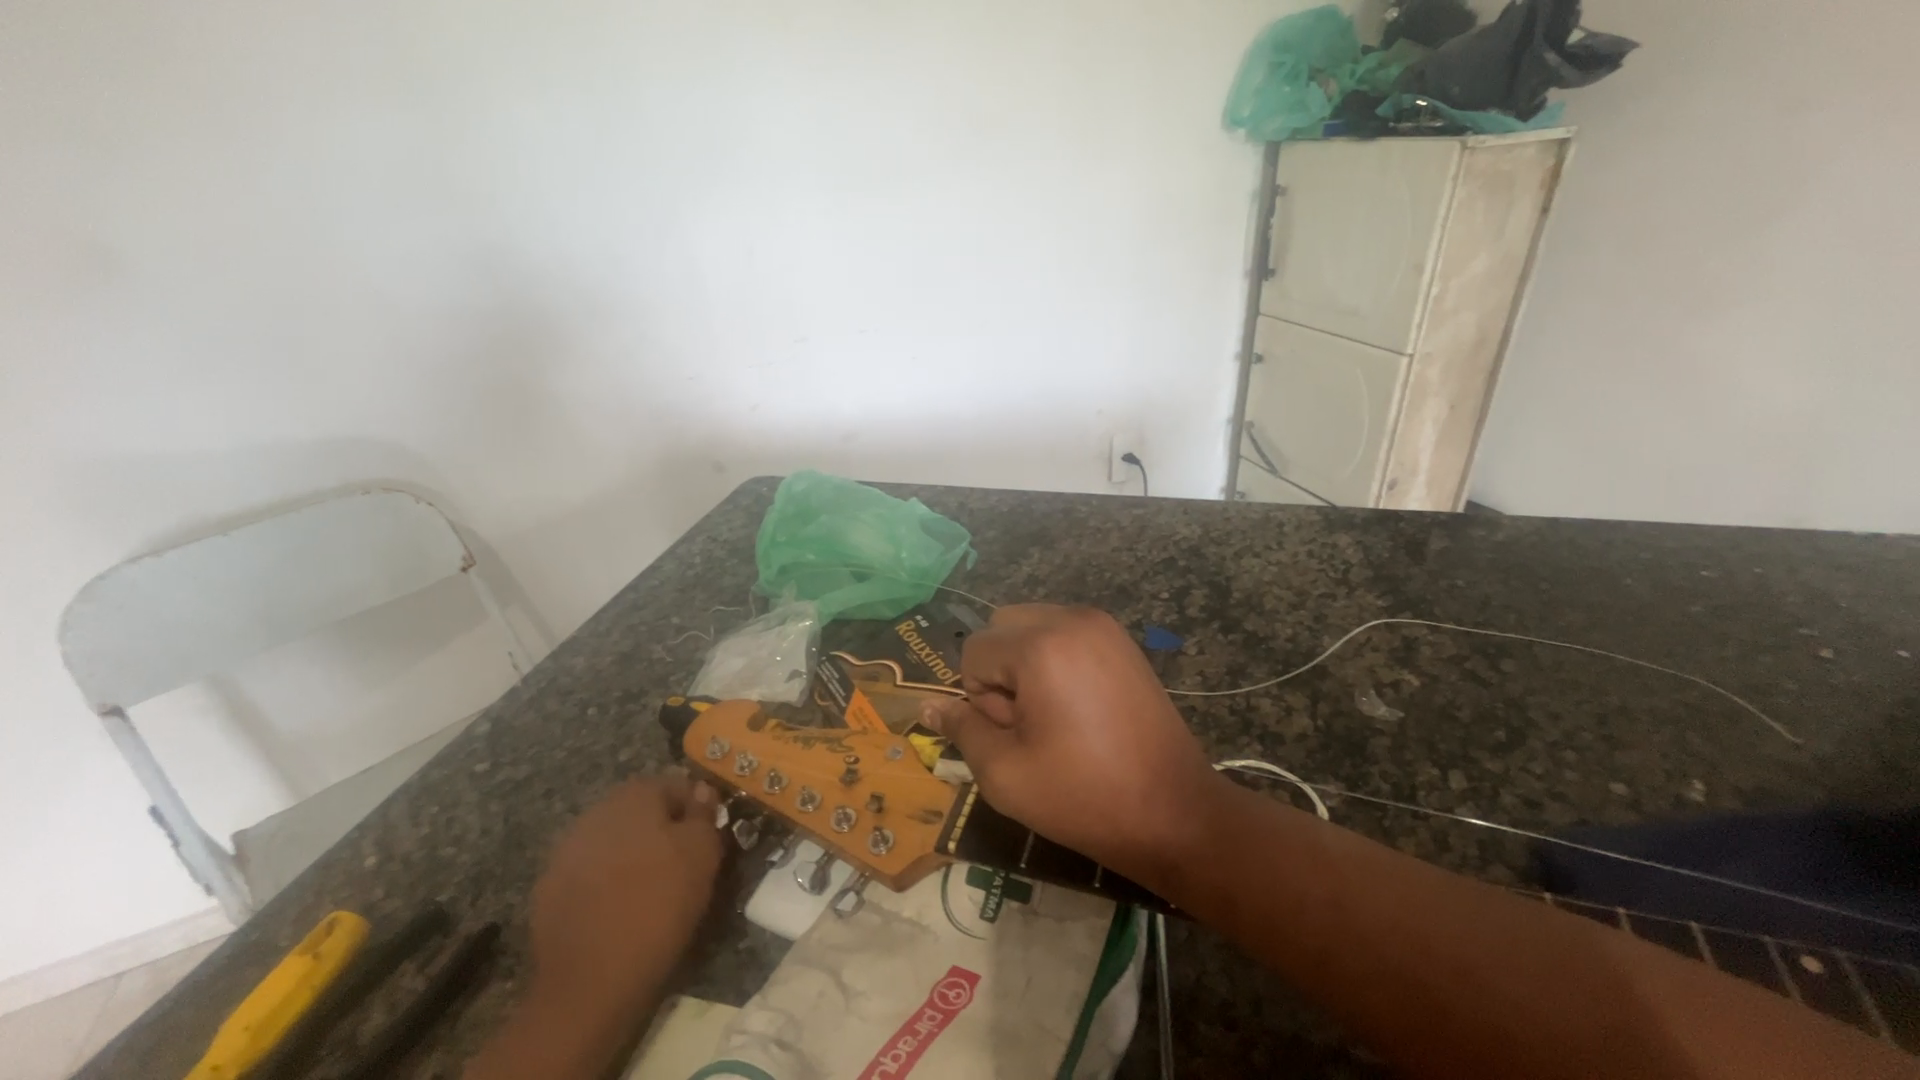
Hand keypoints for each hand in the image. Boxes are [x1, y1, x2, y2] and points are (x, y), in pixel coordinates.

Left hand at [468, 774, 723, 1079]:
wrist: (590, 980)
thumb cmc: (659, 906)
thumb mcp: (702, 856)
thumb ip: (703, 815)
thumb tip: (702, 789)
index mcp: (634, 796)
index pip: (677, 785)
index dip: (698, 810)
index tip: (710, 840)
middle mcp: (596, 812)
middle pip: (641, 811)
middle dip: (664, 831)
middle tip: (686, 865)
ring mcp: (567, 849)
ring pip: (615, 841)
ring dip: (634, 856)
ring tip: (653, 890)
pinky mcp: (549, 887)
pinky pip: (591, 872)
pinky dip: (608, 883)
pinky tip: (621, 909)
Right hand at [921, 604, 1224, 883]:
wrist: (1174, 812)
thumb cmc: (1083, 796)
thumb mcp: (1004, 773)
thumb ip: (962, 729)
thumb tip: (928, 706)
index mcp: (1042, 645)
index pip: (974, 651)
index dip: (980, 698)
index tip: (1013, 735)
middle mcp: (1073, 619)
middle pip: (1002, 627)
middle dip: (1001, 672)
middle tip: (1030, 725)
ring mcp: (1105, 627)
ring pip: (1033, 627)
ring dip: (1026, 666)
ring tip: (1055, 719)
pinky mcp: (1124, 644)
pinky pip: (1065, 636)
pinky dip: (1056, 663)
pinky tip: (1079, 711)